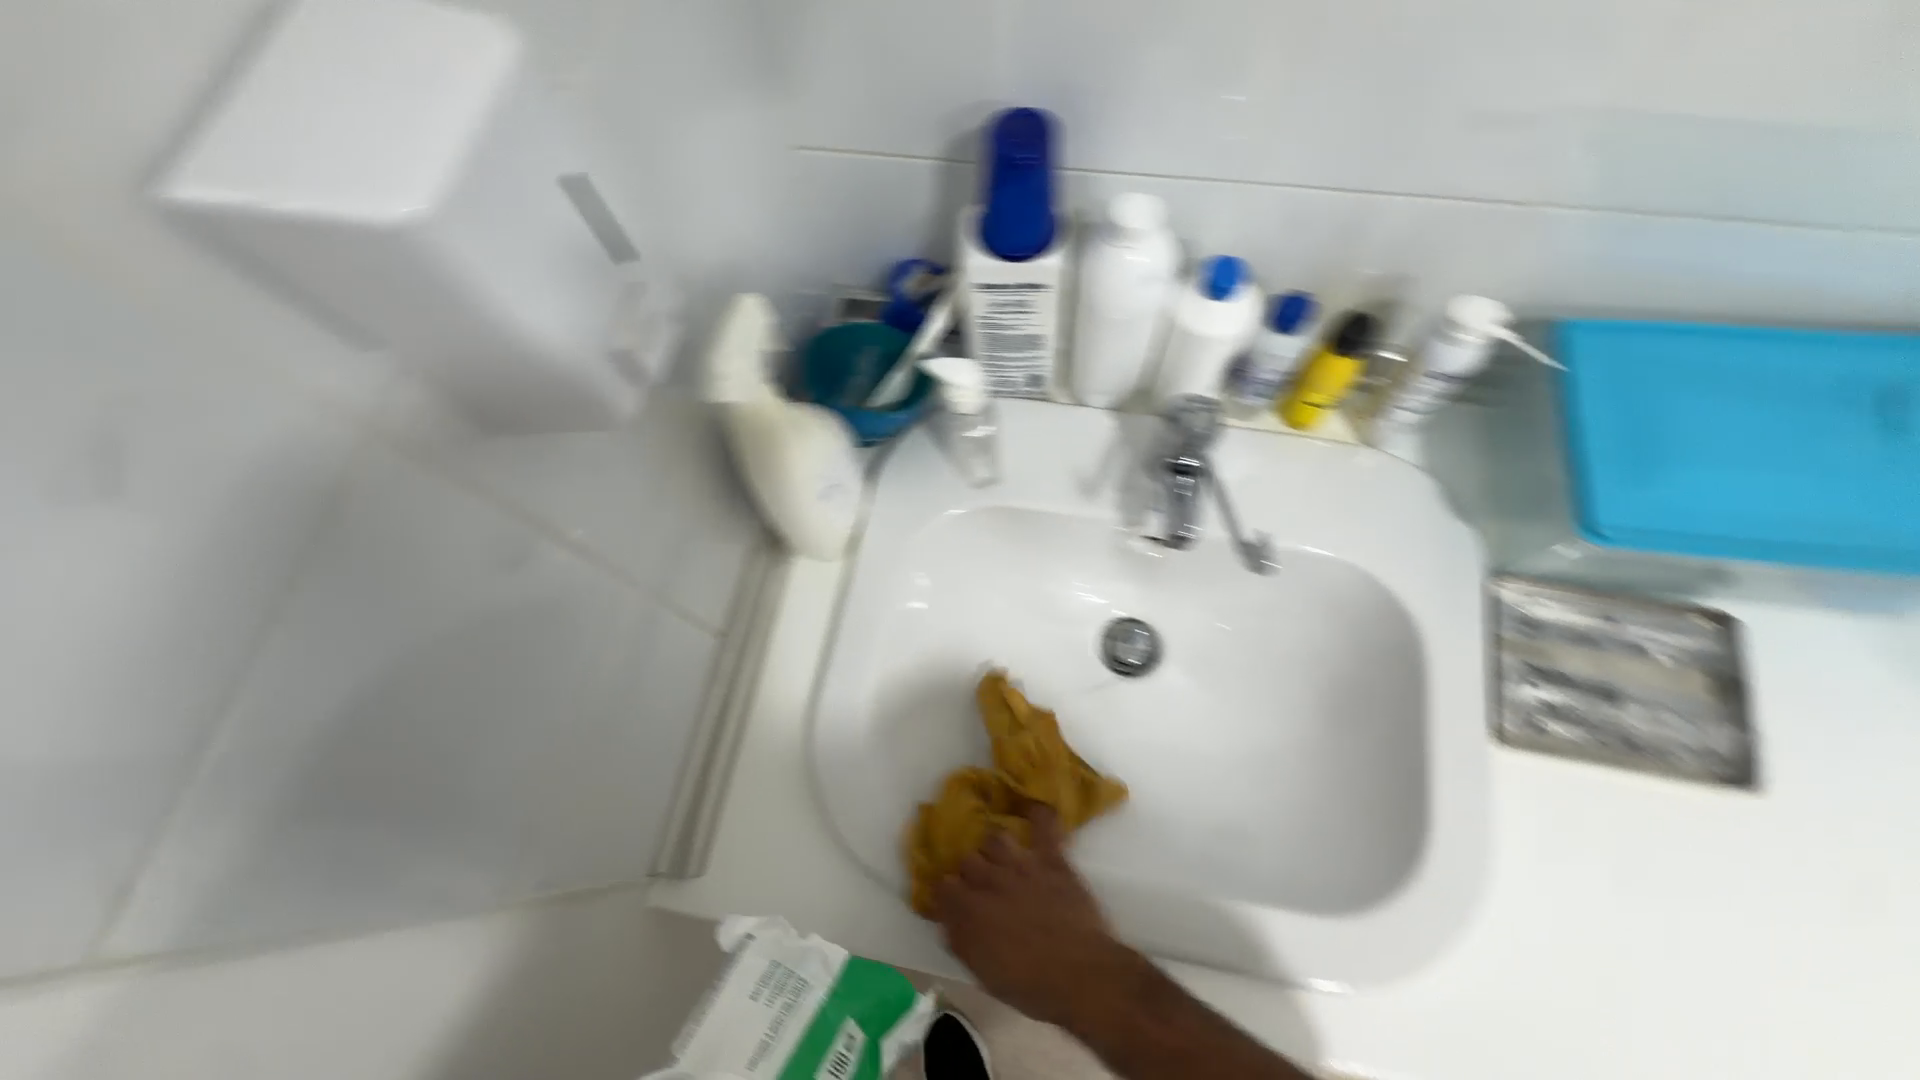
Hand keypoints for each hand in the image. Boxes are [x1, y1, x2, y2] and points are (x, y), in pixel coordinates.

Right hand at [931, 806, 1136, 1028]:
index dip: (947, 894)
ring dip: (996, 849)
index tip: (954, 902)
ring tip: (1003, 859)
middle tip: (981, 886)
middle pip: (967, 860)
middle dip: (970, 871)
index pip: (943, 887)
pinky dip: (1039, 815)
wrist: (1080, 975)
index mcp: (968, 912)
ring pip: (996, 838)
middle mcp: (989, 881)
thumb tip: (949, 921)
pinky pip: (1044, 826)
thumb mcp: (983, 974)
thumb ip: (961, 941)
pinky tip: (1034, 809)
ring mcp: (1021, 865)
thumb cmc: (1030, 986)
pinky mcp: (1052, 859)